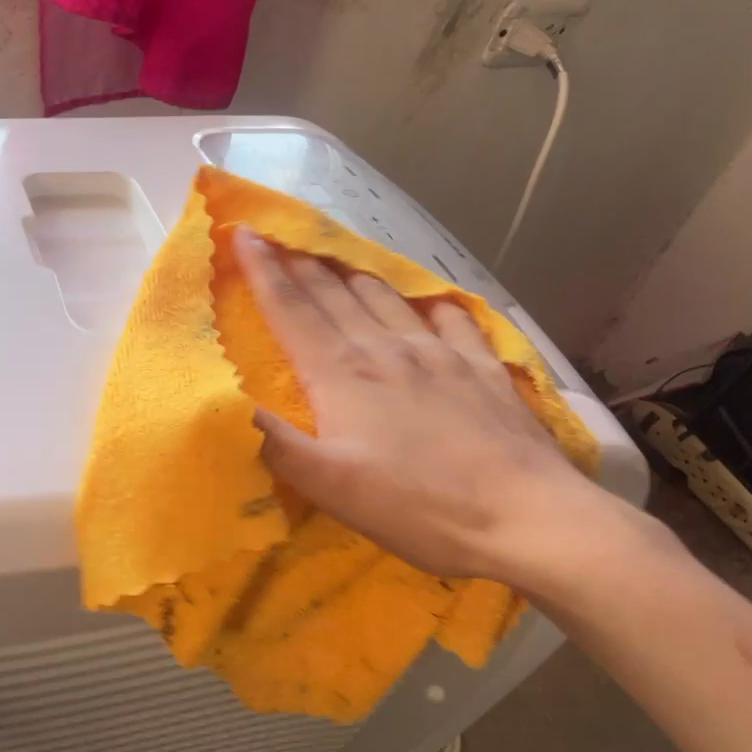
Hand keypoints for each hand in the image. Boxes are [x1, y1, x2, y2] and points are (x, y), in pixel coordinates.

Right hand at [233, 227, 617, 585]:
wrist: (530, 518)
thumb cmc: (418, 505)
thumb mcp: (327, 485)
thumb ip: (271, 440)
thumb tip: (220, 401)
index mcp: (341, 374)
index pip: (290, 309)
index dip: (262, 270)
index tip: (242, 232)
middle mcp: (385, 350)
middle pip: (332, 295)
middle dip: (298, 263)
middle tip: (276, 237)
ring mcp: (440, 356)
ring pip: (385, 298)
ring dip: (352, 274)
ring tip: (335, 259)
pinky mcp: (484, 371)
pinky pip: (452, 321)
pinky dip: (431, 305)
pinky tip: (431, 302)